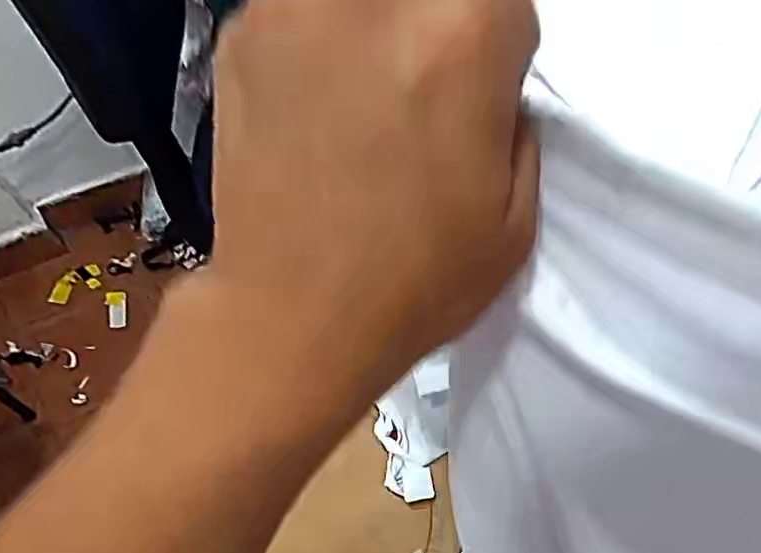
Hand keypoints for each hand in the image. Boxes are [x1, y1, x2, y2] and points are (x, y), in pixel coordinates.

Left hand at [204, 0, 539, 398]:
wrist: (304, 313)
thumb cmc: (425, 281)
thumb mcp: (515, 227)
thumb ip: (518, 140)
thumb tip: (498, 102)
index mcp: (460, 44)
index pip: (509, 0)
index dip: (508, 53)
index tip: (494, 99)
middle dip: (446, 37)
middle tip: (435, 101)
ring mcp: (296, 4)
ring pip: (367, 3)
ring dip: (385, 38)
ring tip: (378, 104)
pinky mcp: (242, 30)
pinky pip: (307, 13)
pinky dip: (327, 43)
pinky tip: (326, 111)